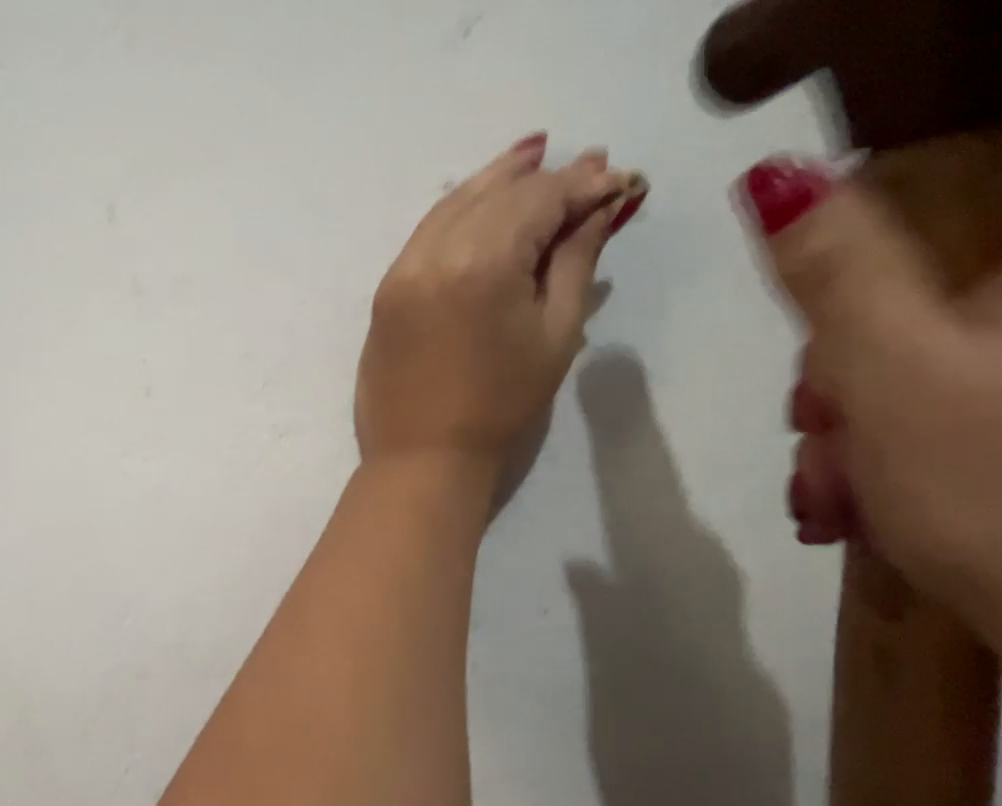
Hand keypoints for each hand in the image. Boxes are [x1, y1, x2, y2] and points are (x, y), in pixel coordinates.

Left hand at [355, 135, 644, 468]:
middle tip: (586, 163)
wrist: (421, 455)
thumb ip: (574, 260)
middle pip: (496, 196)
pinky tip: (481, 200)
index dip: (581, 185)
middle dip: (543, 178)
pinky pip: (426, 233)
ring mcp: (402, 271)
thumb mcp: (555, 333)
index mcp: (482, 263)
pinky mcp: (386, 290)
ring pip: (454, 206)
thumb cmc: (501, 404)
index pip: (538, 200)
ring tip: (533, 155)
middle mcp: (434, 254)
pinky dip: (457, 210)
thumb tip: (600, 206)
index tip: (616, 178)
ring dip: (496, 181)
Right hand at [742, 150, 1001, 754]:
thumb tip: (774, 174)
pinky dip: (892, 433)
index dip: (898, 194)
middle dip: (848, 348)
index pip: (1001, 155)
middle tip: (814, 412)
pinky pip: (953, 388)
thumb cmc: (999, 490)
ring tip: (828, 478)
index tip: (837, 267)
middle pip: (942, 269)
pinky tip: (858, 489)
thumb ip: (834, 270)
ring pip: (933, 339)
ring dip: (853, 405)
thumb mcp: (890, 373)